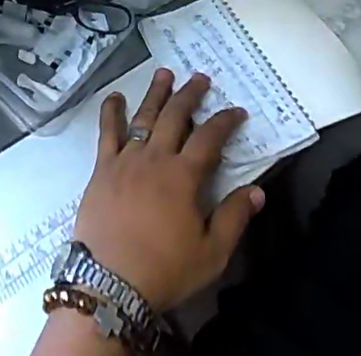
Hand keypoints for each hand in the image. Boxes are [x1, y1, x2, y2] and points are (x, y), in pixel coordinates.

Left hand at [71, 69, 264, 311]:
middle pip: (175, 115)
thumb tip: (257, 191)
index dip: (225, 121)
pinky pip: (107, 133)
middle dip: (191, 94)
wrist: (108, 286)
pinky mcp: (102, 170)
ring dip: (156, 93)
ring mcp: (126, 161)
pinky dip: (111, 112)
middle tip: (201, 78)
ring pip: (144, 117)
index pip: (210, 137)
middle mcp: (156, 158)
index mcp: (184, 175)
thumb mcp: (211, 253)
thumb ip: (234, 218)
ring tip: (165, 73)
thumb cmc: (164, 270)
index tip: (237, 111)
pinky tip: (114, 97)